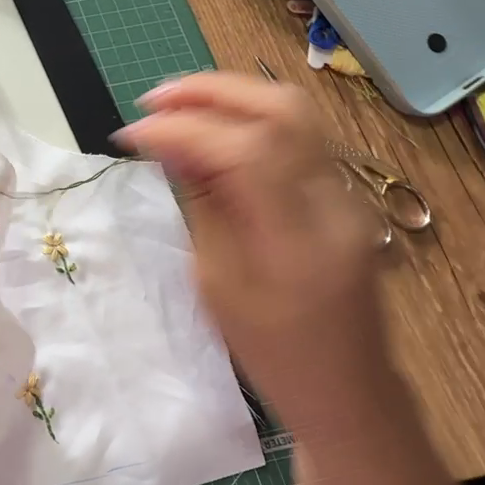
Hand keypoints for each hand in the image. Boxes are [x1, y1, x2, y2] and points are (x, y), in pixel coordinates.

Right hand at [115, 74, 452, 484]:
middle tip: (154, 99)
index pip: (245, 151)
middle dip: (210, 91)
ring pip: (294, 110)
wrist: (352, 393)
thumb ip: (202, 203)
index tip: (132, 133)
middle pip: (282, 110)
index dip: (182, 127)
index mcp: (298, 240)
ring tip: (176, 103)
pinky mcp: (345, 192)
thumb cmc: (272, 353)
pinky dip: (247, 114)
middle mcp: (334, 204)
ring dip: (229, 95)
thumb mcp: (218, 283)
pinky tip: (211, 126)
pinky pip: (296, 131)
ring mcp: (349, 194)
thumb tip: (169, 144)